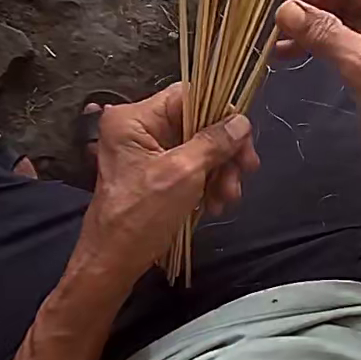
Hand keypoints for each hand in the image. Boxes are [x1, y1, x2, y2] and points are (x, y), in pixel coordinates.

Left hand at [69, 83, 258, 285]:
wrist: (114, 264)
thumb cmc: (141, 215)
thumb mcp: (183, 173)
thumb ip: (215, 142)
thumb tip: (242, 122)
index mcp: (135, 119)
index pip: (188, 95)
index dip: (220, 112)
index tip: (244, 137)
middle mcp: (140, 129)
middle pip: (199, 123)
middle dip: (225, 150)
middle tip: (246, 171)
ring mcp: (150, 153)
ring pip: (201, 147)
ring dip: (221, 171)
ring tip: (227, 198)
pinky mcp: (159, 175)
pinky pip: (194, 167)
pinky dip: (209, 183)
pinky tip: (215, 204)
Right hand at [273, 0, 360, 170]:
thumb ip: (322, 33)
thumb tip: (285, 11)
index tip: (286, 13)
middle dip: (316, 13)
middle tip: (280, 33)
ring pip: (351, 18)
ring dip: (319, 31)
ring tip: (284, 49)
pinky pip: (357, 38)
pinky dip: (331, 45)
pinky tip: (304, 54)